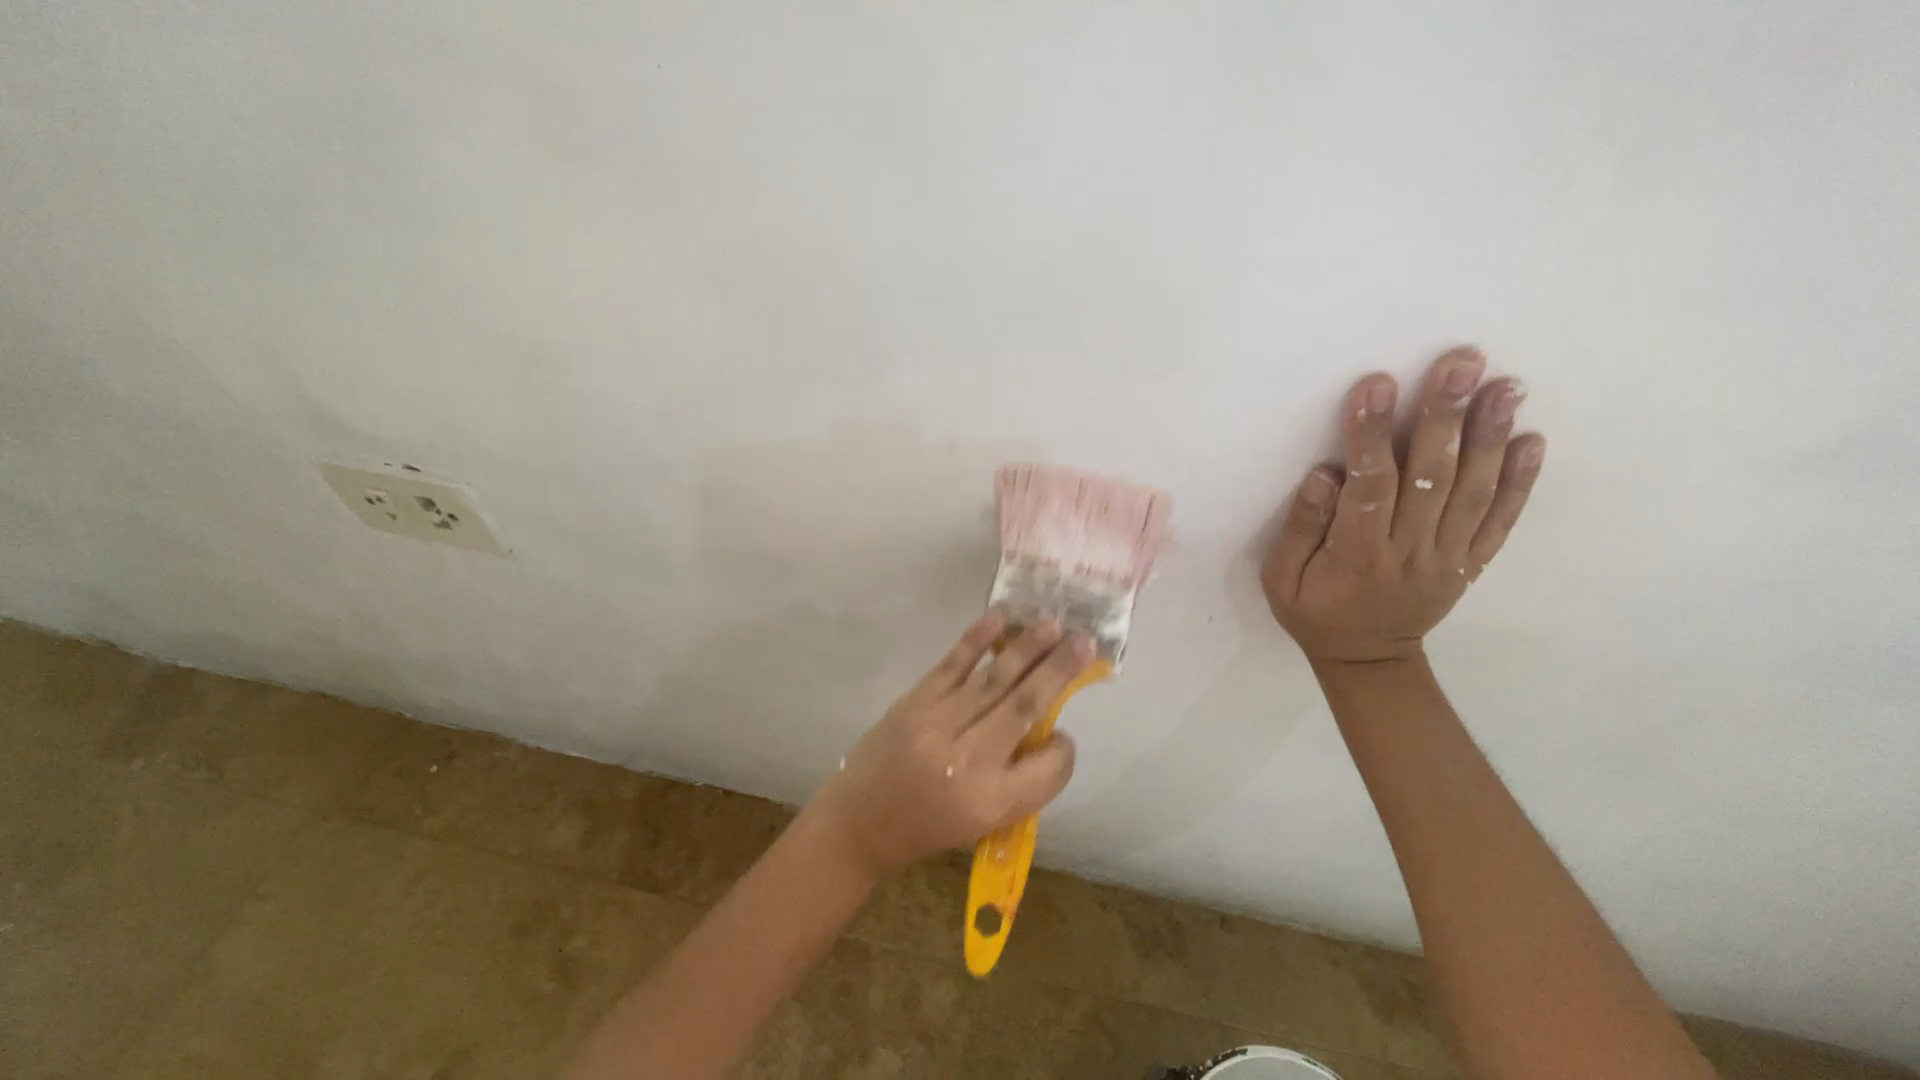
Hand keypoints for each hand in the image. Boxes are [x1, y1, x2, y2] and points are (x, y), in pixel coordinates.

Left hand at [804, 616, 1093, 878]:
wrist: (859, 822)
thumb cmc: (927, 827)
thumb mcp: (982, 822)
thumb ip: (1020, 782)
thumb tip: (1047, 732)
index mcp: (992, 801)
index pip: (1049, 767)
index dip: (1064, 749)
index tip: (1065, 736)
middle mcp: (969, 761)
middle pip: (1026, 707)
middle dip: (1058, 671)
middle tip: (1084, 641)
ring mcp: (939, 725)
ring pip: (994, 679)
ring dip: (1027, 648)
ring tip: (1053, 625)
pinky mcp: (914, 703)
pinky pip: (953, 665)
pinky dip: (977, 640)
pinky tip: (1000, 619)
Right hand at [1262, 347, 1545, 665]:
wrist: (1369, 660)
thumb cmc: (1316, 613)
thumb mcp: (1282, 580)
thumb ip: (1302, 528)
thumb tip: (1325, 474)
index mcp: (1358, 554)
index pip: (1369, 486)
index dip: (1372, 434)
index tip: (1379, 383)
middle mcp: (1410, 551)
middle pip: (1431, 478)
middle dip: (1444, 416)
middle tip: (1462, 363)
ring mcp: (1447, 557)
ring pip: (1473, 492)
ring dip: (1490, 436)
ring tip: (1505, 385)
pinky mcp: (1470, 562)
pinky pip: (1500, 520)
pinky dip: (1521, 481)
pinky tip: (1532, 439)